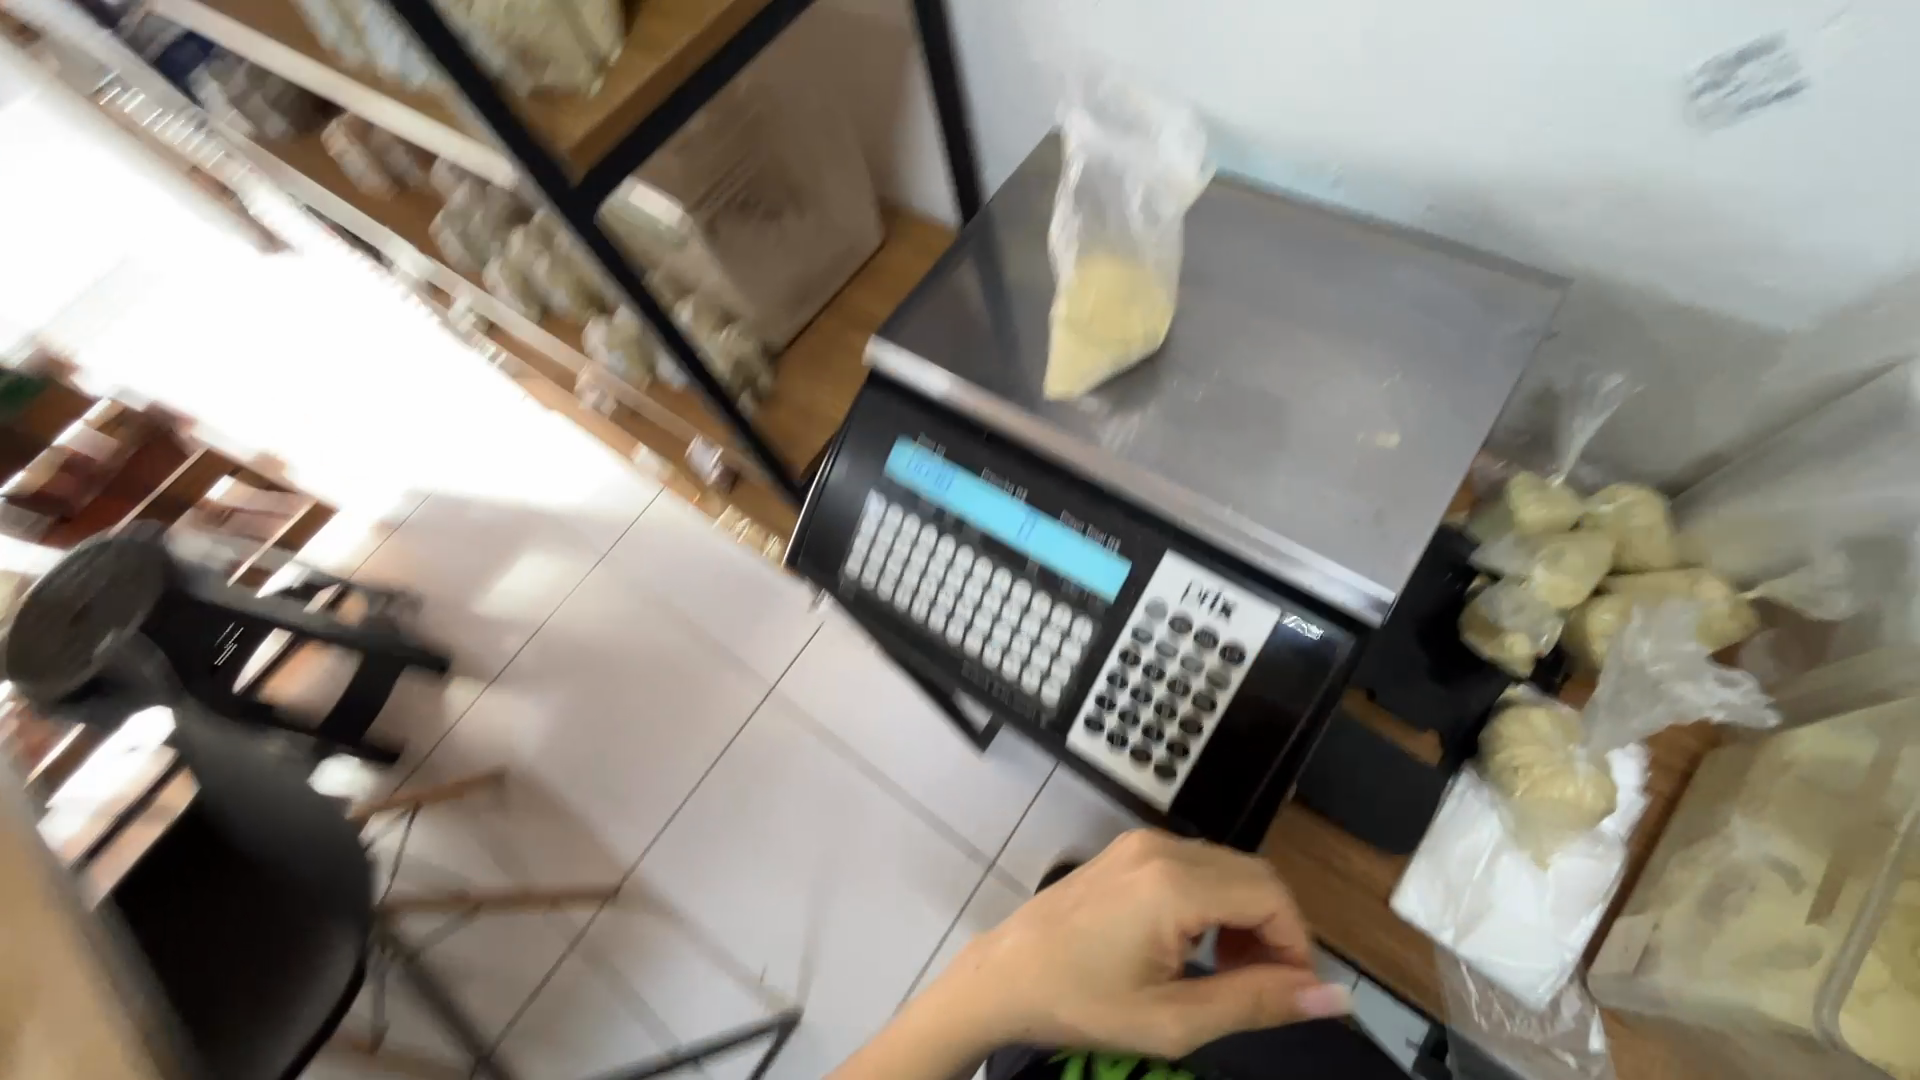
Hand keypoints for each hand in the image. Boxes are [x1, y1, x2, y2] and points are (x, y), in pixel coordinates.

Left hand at [935, 829, 1350, 1059]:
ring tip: (1227, 974)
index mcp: (1174, 883)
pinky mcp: (1126, 849)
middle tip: (1262, 989)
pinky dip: (1213, 902)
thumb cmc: (1083, 1002)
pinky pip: (1193, 865)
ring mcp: (1140, 843)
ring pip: (1226, 868)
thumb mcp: (1175, 1020)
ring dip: (1244, 917)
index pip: (1272, 896)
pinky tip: (1195, 946)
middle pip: (1253, 875)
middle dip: (1274, 931)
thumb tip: (1335, 997)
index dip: (1298, 946)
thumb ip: (1258, 1002)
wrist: (1006, 974)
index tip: (1293, 995)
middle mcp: (1162, 847)